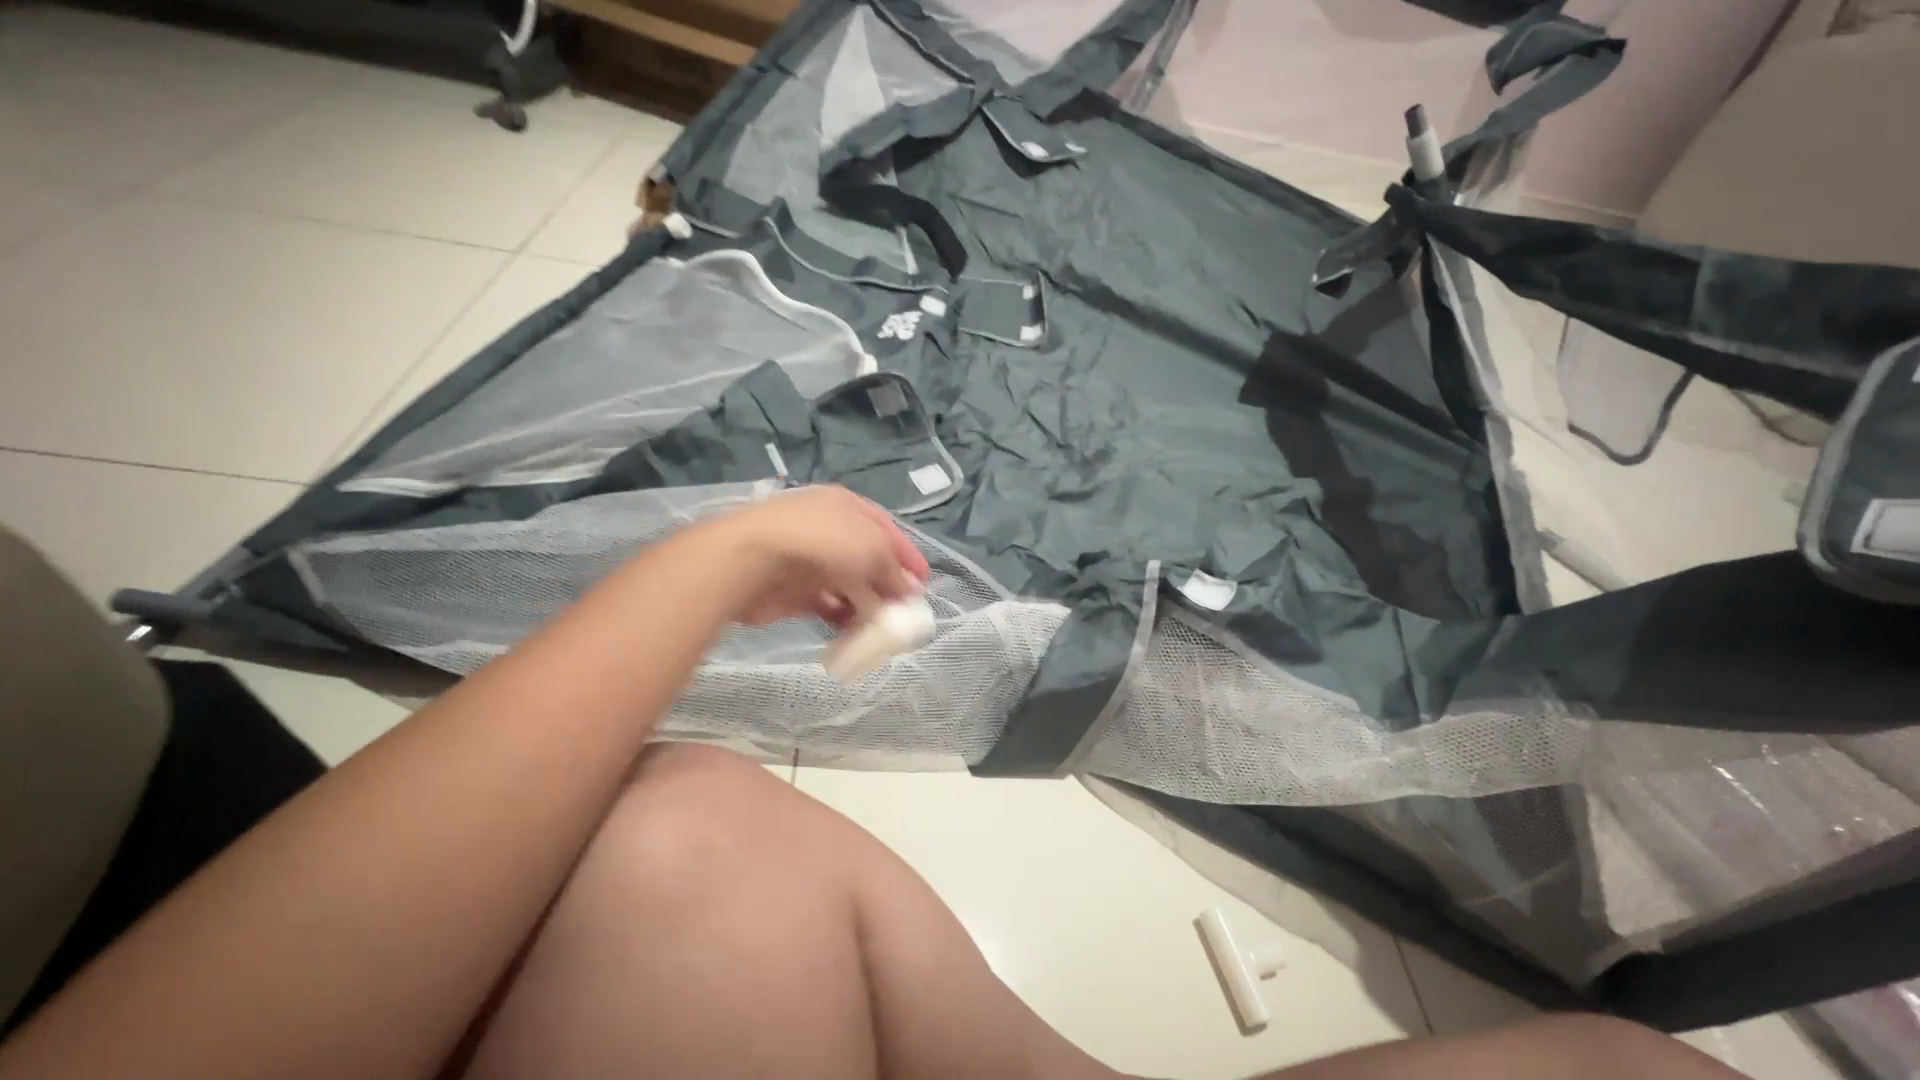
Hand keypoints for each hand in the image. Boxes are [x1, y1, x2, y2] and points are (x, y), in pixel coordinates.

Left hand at [703, 486, 930, 626]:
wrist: (753, 560)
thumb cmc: (823, 542)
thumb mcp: (874, 549)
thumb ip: (894, 571)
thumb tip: (908, 591)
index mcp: (847, 506)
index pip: (886, 530)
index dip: (907, 555)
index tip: (924, 582)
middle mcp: (828, 529)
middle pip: (867, 559)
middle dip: (888, 585)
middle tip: (905, 611)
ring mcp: (809, 560)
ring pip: (847, 585)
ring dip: (866, 606)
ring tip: (883, 628)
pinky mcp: (793, 591)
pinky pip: (826, 605)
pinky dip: (842, 618)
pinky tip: (854, 633)